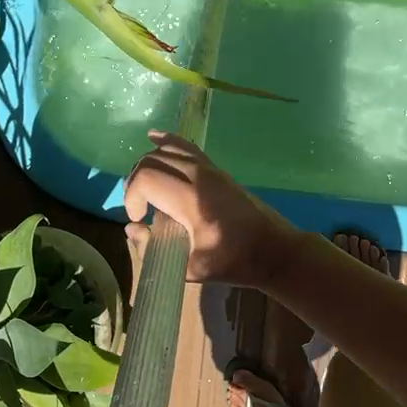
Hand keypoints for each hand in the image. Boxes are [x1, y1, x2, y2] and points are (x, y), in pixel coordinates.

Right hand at [122, 131, 311, 289]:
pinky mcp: (217, 169)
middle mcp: (199, 175)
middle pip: (152, 160)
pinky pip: (186, 147)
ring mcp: (210, 168)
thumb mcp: (191, 269)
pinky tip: (154, 137)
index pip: (146, 178)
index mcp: (192, 198)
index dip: (131, 196)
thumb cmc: (235, 263)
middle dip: (135, 181)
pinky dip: (167, 142)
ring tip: (145, 190)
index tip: (138, 218)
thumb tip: (133, 229)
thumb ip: (154, 250)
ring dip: (148, 165)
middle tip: (140, 209)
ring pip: (168, 150)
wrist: (274, 251)